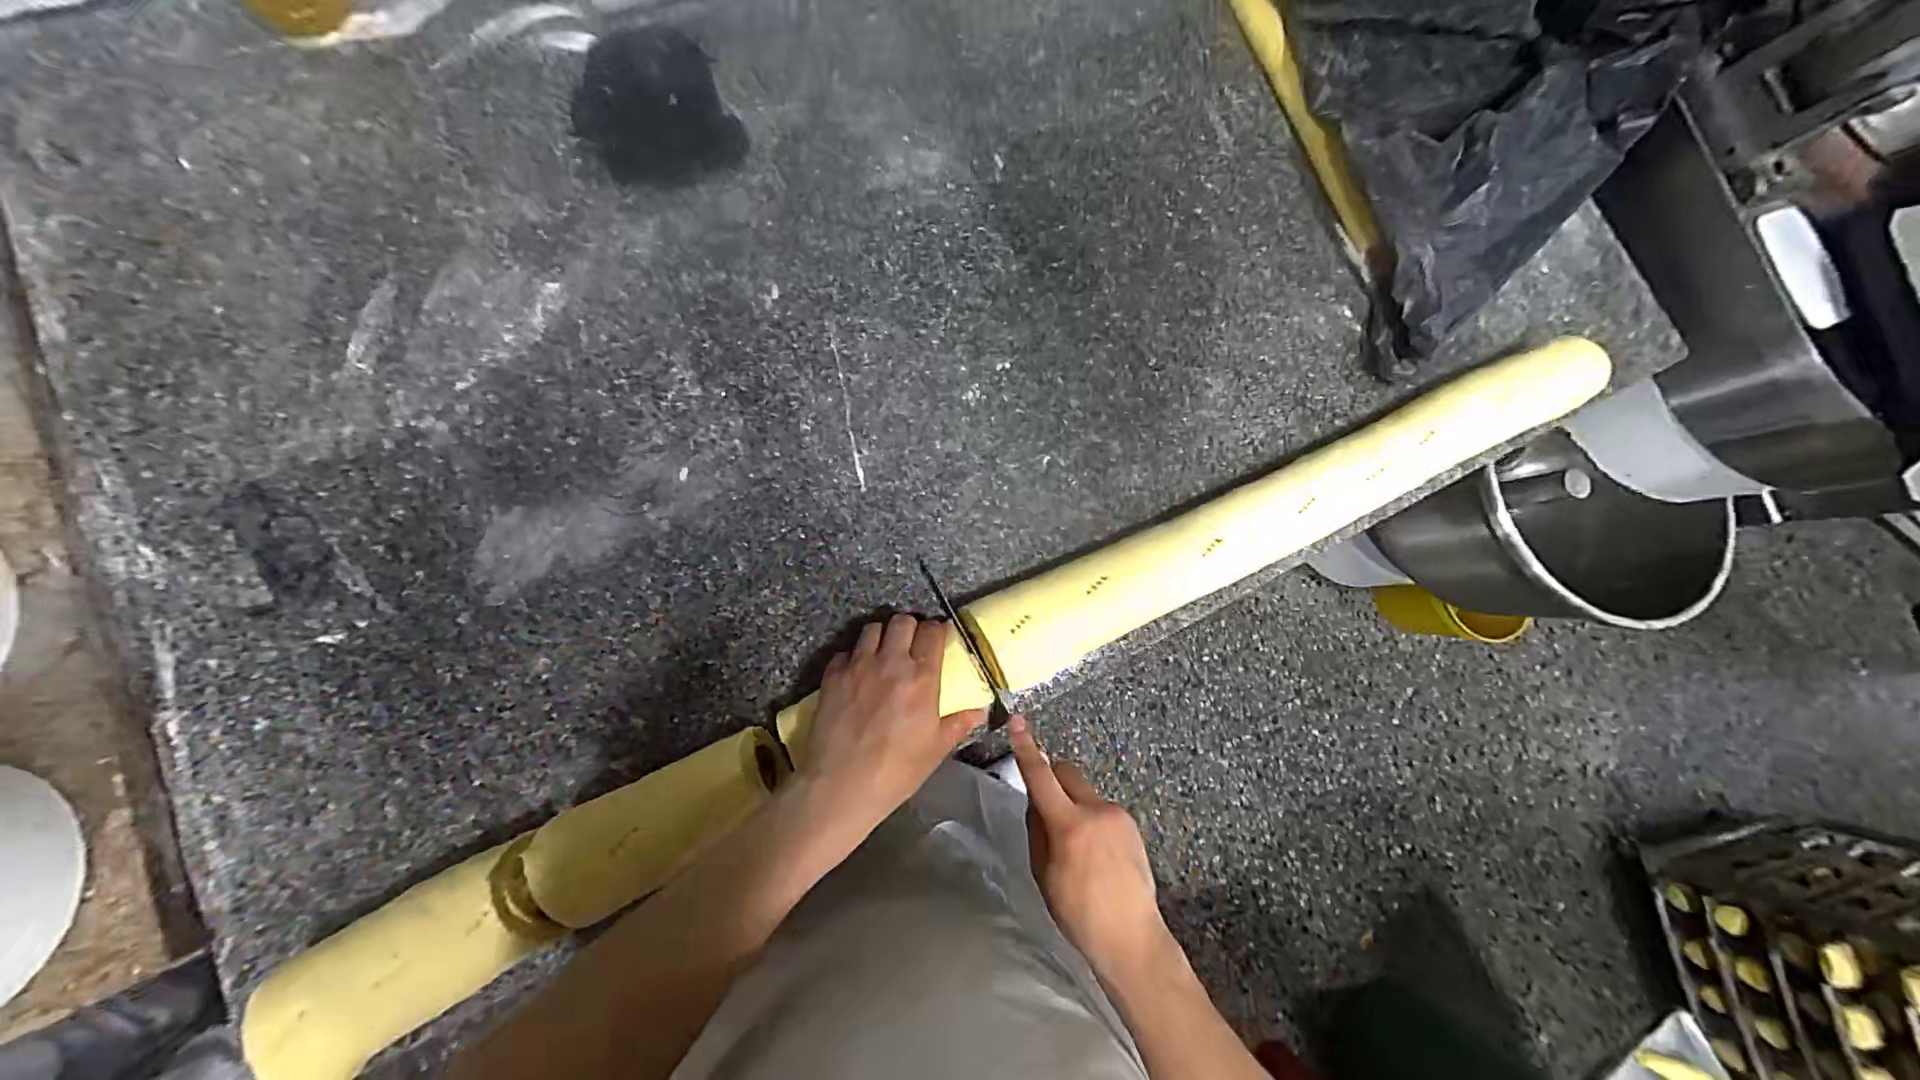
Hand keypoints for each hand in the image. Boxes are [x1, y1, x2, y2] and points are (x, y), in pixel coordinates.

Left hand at [797, 614, 985, 835]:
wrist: (841, 785)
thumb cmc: (895, 771)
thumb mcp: (936, 749)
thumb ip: (958, 724)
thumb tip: (980, 711)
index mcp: (921, 678)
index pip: (932, 632)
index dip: (937, 631)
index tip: (937, 638)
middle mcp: (890, 663)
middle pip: (902, 621)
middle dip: (910, 627)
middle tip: (911, 644)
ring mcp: (858, 666)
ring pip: (872, 628)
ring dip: (881, 636)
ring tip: (883, 653)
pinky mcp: (832, 676)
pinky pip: (845, 652)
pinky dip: (853, 657)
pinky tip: (856, 674)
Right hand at [1009, 715, 1169, 978]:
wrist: (1132, 937)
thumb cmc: (1078, 914)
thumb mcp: (1043, 873)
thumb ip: (1036, 829)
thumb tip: (1035, 801)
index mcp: (1069, 826)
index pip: (1041, 776)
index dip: (1026, 748)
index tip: (1018, 722)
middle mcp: (1096, 811)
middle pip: (1066, 771)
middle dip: (1052, 778)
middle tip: (1045, 804)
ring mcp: (1118, 815)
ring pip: (1083, 792)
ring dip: (1072, 804)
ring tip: (1074, 846)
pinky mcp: (1131, 823)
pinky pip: (1101, 809)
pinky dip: (1090, 819)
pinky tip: (1094, 853)